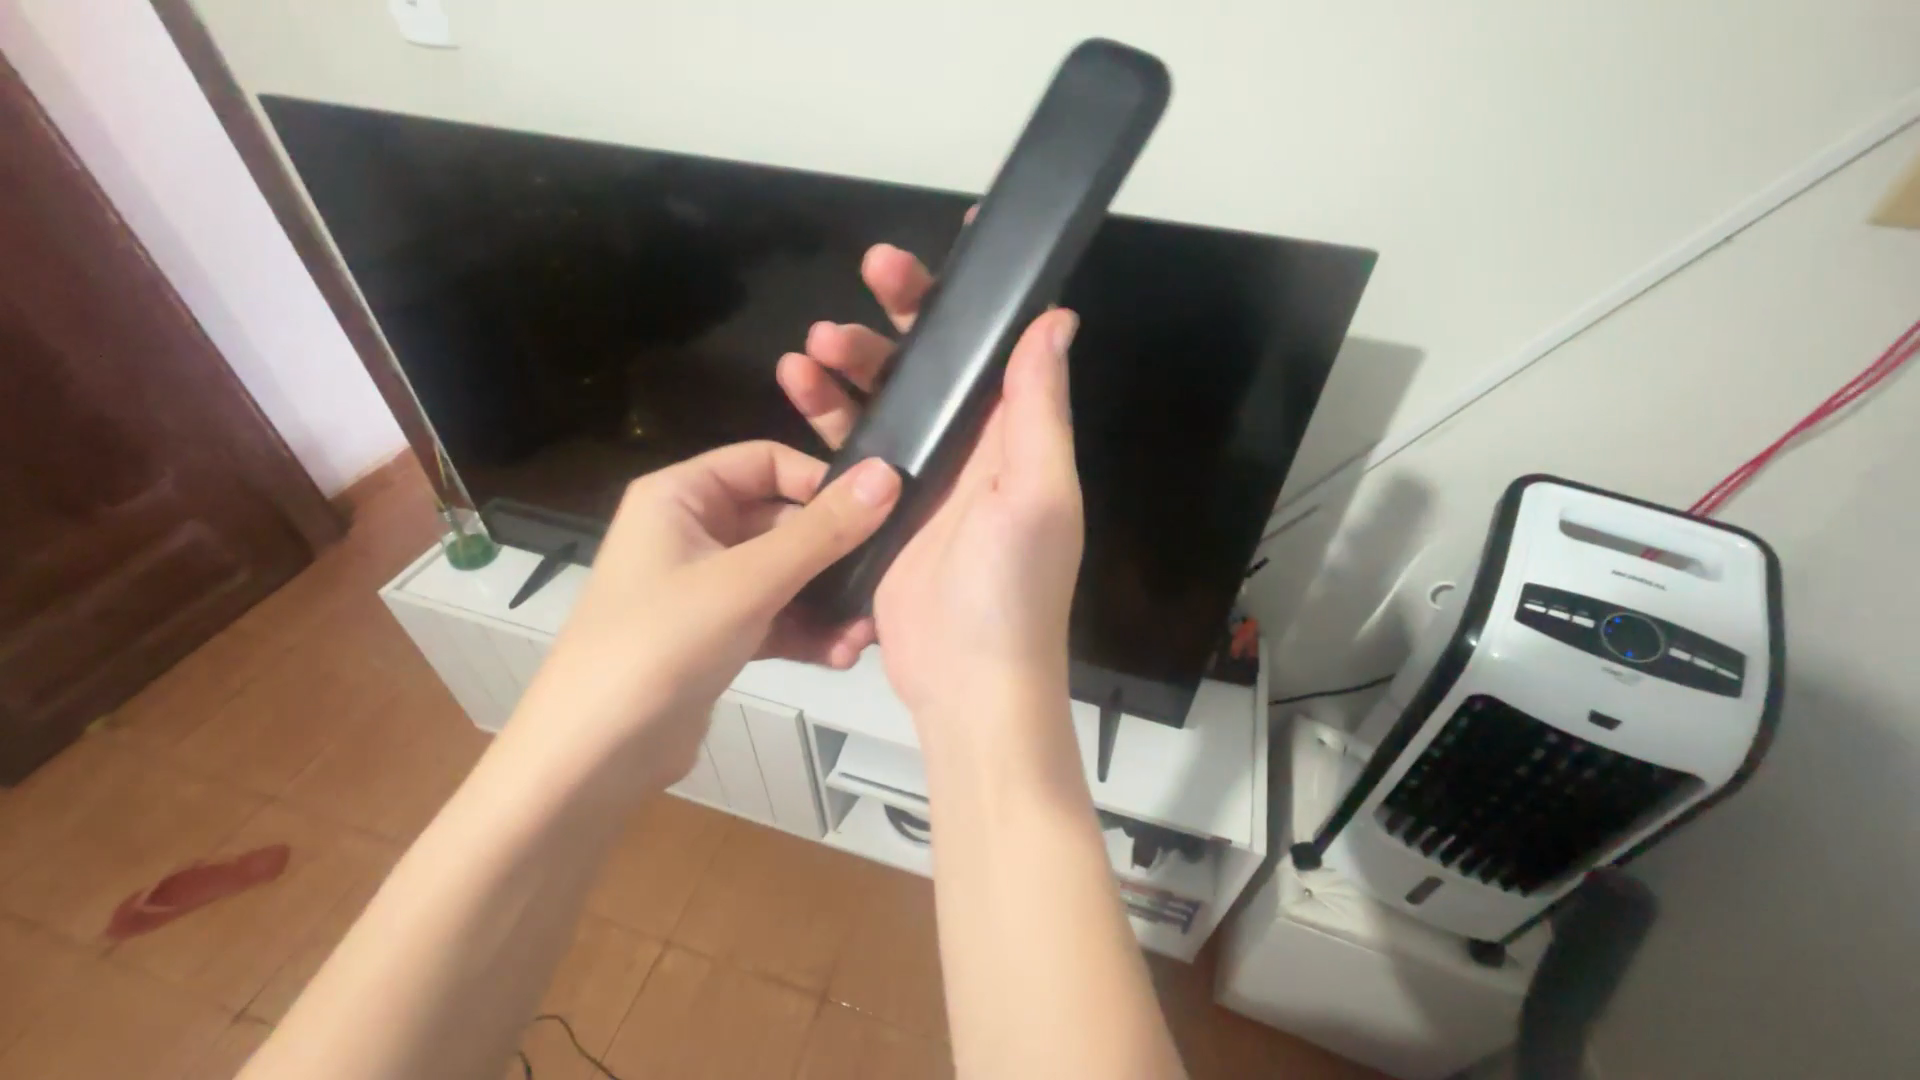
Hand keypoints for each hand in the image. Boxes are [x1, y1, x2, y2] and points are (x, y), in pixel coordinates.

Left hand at [503, 441, 899, 782]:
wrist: (594, 755)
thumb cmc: (662, 644)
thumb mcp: (749, 580)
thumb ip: (822, 530)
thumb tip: (889, 473)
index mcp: (682, 496)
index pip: (766, 462)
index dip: (820, 482)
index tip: (874, 512)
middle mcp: (692, 532)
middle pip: (782, 522)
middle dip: (834, 556)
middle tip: (883, 582)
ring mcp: (704, 587)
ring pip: (784, 576)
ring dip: (827, 602)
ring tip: (864, 635)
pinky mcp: (716, 635)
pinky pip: (774, 618)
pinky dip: (806, 634)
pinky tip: (841, 656)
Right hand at [776, 243, 1084, 718]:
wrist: (966, 681)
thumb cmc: (1012, 588)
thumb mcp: (1036, 491)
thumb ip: (1038, 407)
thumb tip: (1055, 318)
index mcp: (1014, 436)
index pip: (1000, 347)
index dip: (980, 297)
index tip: (958, 240)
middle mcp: (970, 448)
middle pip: (934, 363)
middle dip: (904, 313)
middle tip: (870, 270)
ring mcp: (920, 478)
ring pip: (884, 398)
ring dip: (852, 362)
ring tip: (813, 343)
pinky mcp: (877, 509)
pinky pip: (848, 446)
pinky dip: (824, 410)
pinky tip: (795, 383)